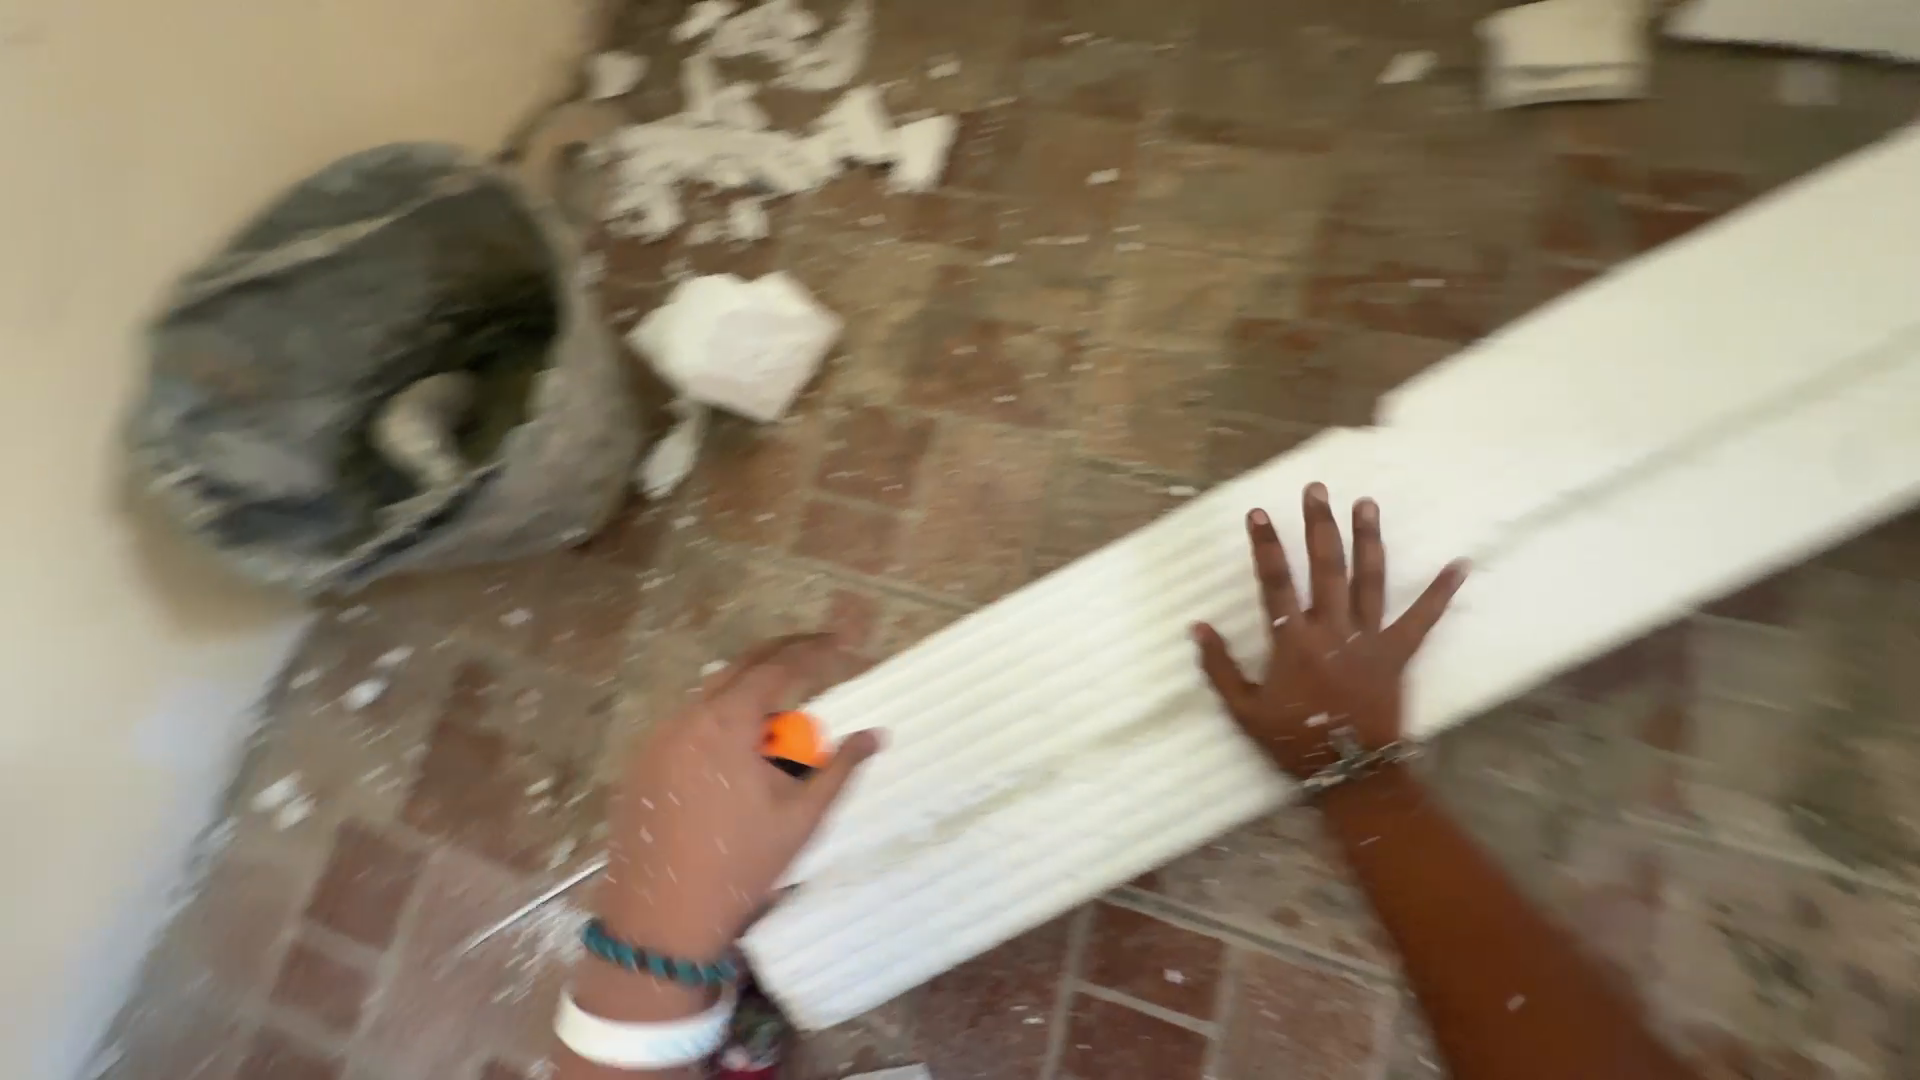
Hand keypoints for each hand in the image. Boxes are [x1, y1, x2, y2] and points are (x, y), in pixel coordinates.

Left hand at [596, 635, 880, 960]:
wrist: (660, 922)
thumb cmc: (740, 866)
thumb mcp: (802, 817)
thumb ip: (840, 768)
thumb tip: (875, 735)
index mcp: (727, 723)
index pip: (775, 666)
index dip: (809, 650)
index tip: (837, 642)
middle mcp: (687, 718)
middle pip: (739, 669)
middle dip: (779, 658)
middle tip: (814, 656)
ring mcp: (657, 740)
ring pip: (710, 697)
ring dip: (749, 696)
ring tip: (779, 723)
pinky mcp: (640, 764)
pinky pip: (688, 724)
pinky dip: (720, 722)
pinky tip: (737, 755)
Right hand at [1192, 483, 1466, 780]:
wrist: (1351, 772)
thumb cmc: (1292, 740)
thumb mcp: (1243, 709)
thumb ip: (1219, 666)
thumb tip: (1197, 626)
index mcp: (1291, 641)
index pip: (1274, 581)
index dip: (1265, 545)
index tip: (1258, 513)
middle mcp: (1331, 630)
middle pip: (1325, 567)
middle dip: (1319, 525)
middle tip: (1317, 490)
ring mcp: (1368, 640)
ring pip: (1368, 580)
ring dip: (1366, 539)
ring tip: (1365, 504)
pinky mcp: (1398, 655)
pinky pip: (1423, 620)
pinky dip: (1441, 594)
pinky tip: (1459, 565)